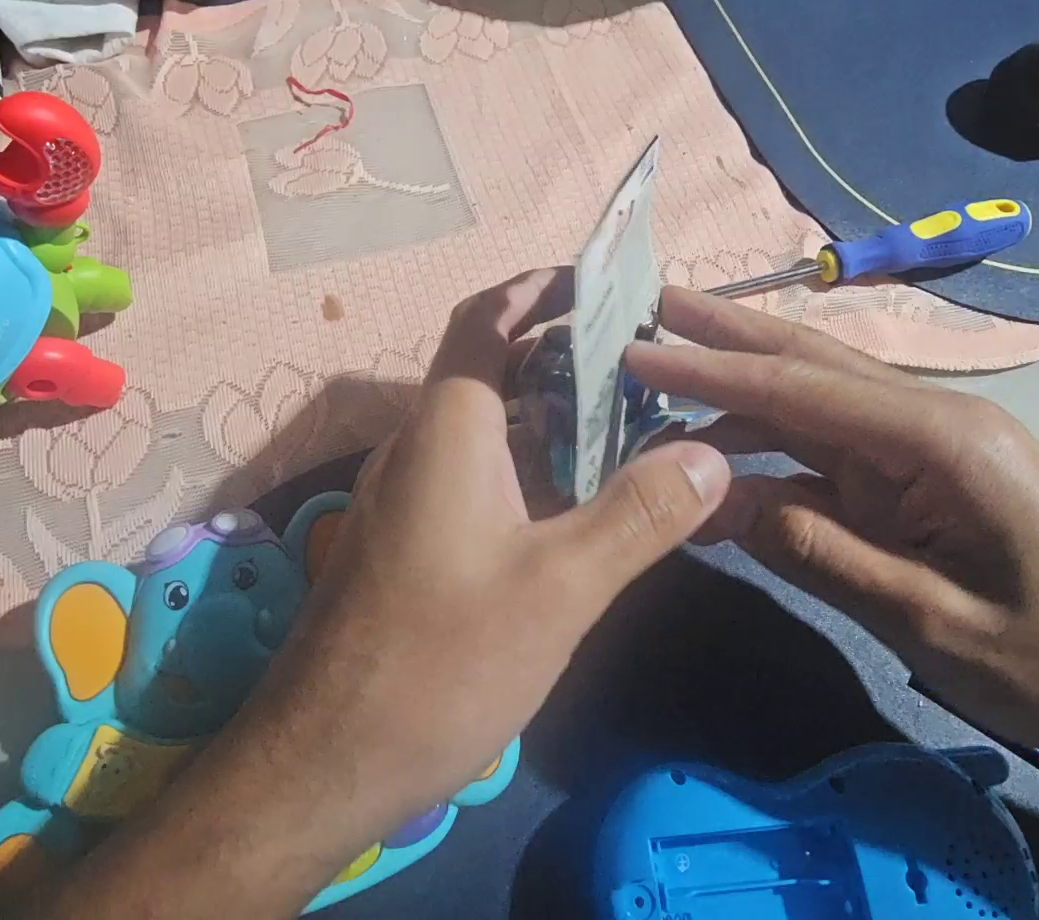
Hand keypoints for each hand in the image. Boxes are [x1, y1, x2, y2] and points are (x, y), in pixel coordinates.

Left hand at [214, 269, 731, 888]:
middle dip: (559, 352)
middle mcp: (417, 445)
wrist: (327, 758)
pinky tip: (574, 502)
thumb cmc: (441, 659)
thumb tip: (712, 456)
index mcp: (447, 428)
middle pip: (488, 368)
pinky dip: (525, 467)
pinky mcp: (406, 541)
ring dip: (547, 415)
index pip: (485, 319)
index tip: (599, 280)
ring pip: (483, 427)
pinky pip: (472, 476)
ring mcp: (406, 495)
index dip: (536, 287)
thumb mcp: (559, 587)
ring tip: (627, 423)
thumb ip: (638, 515)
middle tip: (640, 361)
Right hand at [626, 287, 1038, 780]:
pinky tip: (723, 465)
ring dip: (738, 396)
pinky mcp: (922, 484)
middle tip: (653, 306)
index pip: (800, 391)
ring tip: (663, 386)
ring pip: (812, 406)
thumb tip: (726, 505)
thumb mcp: (936, 626)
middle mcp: (931, 423)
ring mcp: (926, 452)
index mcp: (943, 441)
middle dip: (726, 335)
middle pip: (809, 365)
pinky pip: (829, 456)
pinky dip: (769, 455)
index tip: (639, 349)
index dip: (711, 370)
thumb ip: (825, 557)